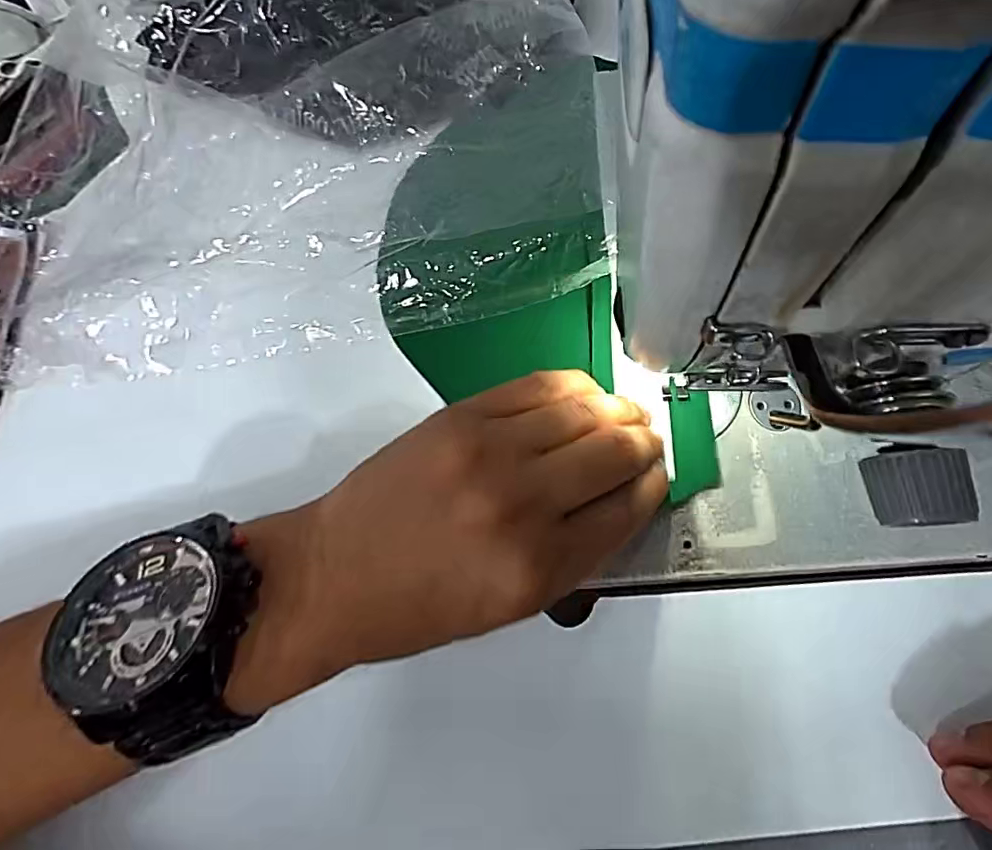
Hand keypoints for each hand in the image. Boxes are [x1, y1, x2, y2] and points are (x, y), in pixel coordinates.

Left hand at [228, 370, 665, 710]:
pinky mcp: (463, 414)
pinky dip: (575, 386)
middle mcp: (522, 504)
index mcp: (538, 567)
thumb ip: (577, 554)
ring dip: (618, 408)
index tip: (658, 475)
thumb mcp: (514, 606)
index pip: (626, 509)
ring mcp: (489, 450)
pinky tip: (584, 394)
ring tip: (625, 413)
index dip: (653, 486)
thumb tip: (624, 499)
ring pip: (585, 410)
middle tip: (649, 439)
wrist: (333, 574)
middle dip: (645, 442)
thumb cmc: (423, 605)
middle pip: (615, 451)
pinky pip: (541, 384)